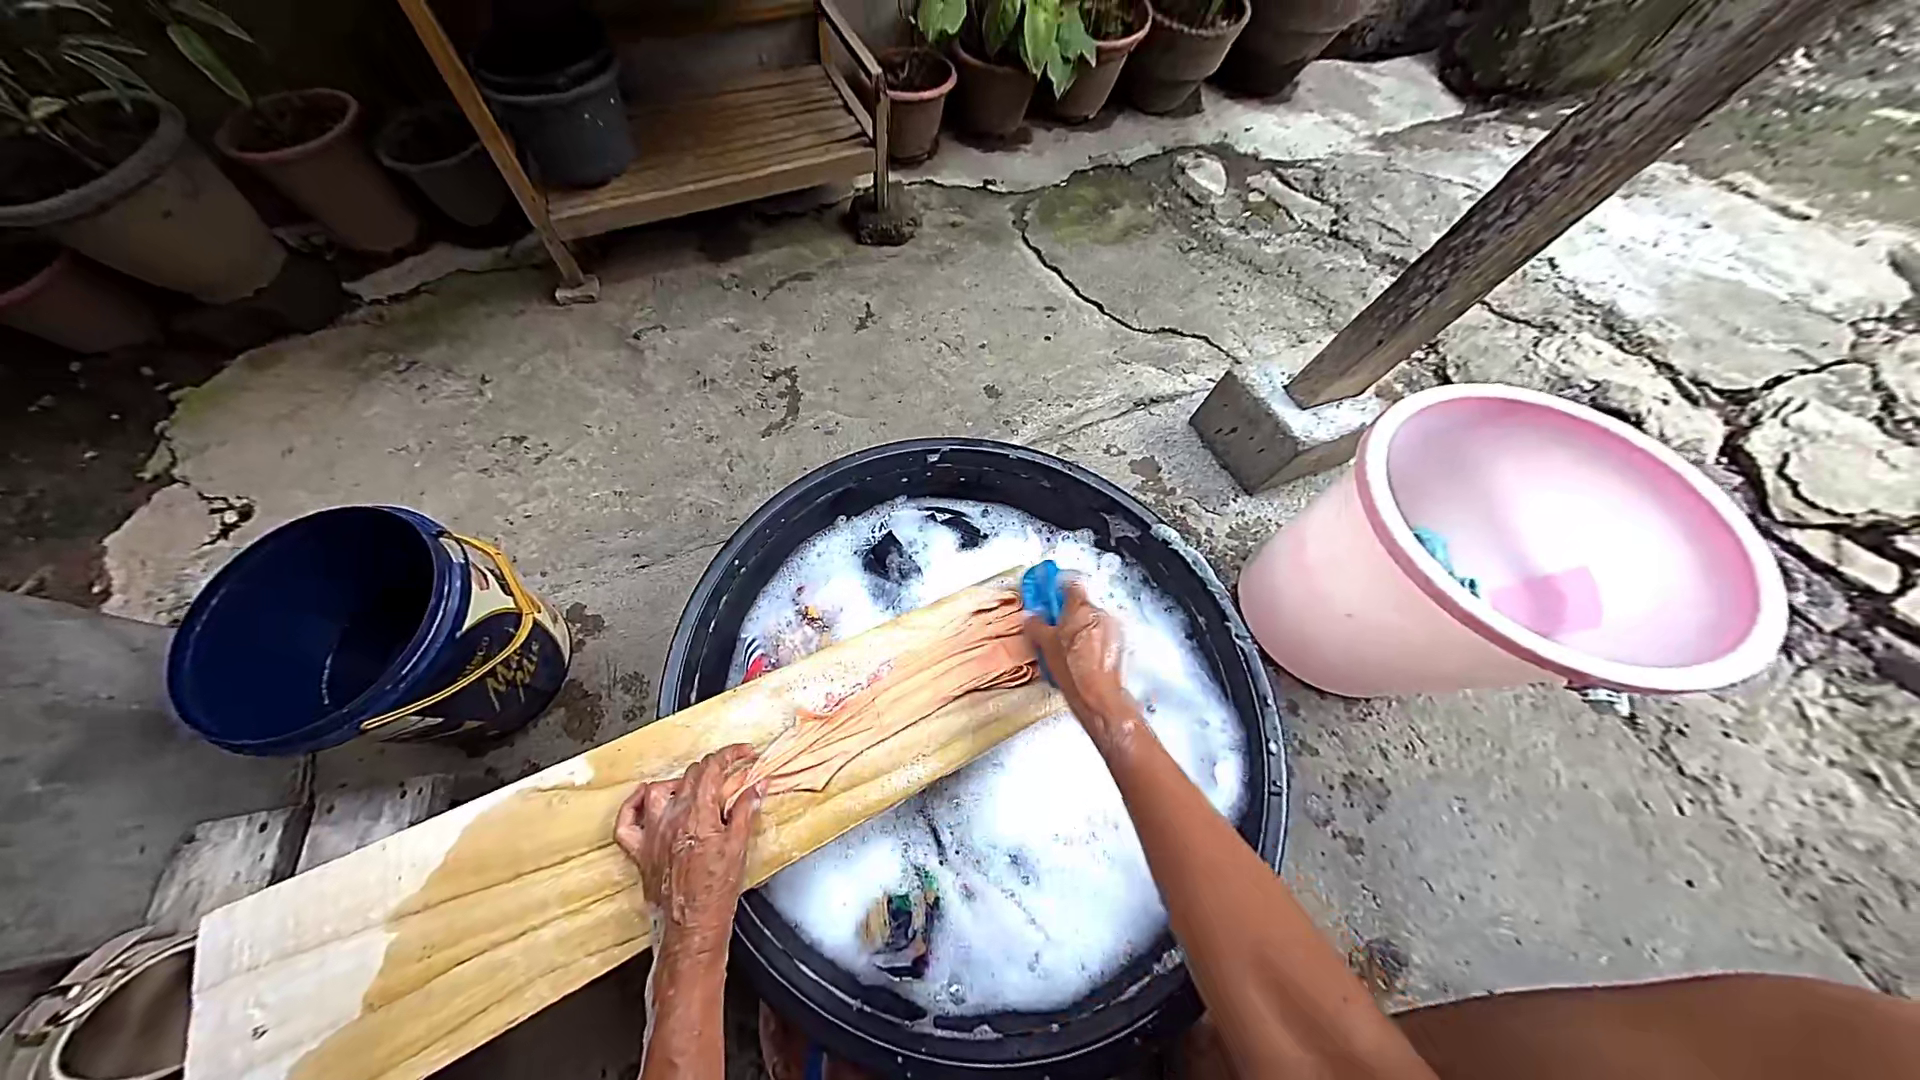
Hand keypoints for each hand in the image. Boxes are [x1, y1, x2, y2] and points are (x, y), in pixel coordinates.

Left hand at [614, 744, 764, 962]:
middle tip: (730, 772)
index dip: (730, 755)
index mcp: (697, 814)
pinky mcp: (641, 851)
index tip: (744, 754)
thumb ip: (746, 809)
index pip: (711, 768)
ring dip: (679, 782)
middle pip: (690, 775)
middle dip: (713, 767)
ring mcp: (653, 834)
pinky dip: (633, 805)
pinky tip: (645, 798)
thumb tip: (757, 786)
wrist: (692, 928)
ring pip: (658, 790)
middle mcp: (671, 818)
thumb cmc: (716, 891)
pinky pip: (627, 822)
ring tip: (695, 787)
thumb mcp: (739, 846)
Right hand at [1022, 579, 1147, 753]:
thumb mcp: (1045, 645)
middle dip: (1066, 612)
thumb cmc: (1074, 672)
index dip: (1057, 584)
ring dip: (1079, 626)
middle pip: (1080, 602)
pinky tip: (1079, 656)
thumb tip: (1031, 617)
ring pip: (1091, 619)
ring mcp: (1112, 628)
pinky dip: (1091, 639)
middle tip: (1052, 624)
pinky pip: (1101, 633)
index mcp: (1080, 608)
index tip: (1047, 590)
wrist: (1098, 697)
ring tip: (1065, 646)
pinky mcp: (1119, 643)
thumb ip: (1036, 625)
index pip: (1070, 581)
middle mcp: (1100, 613)